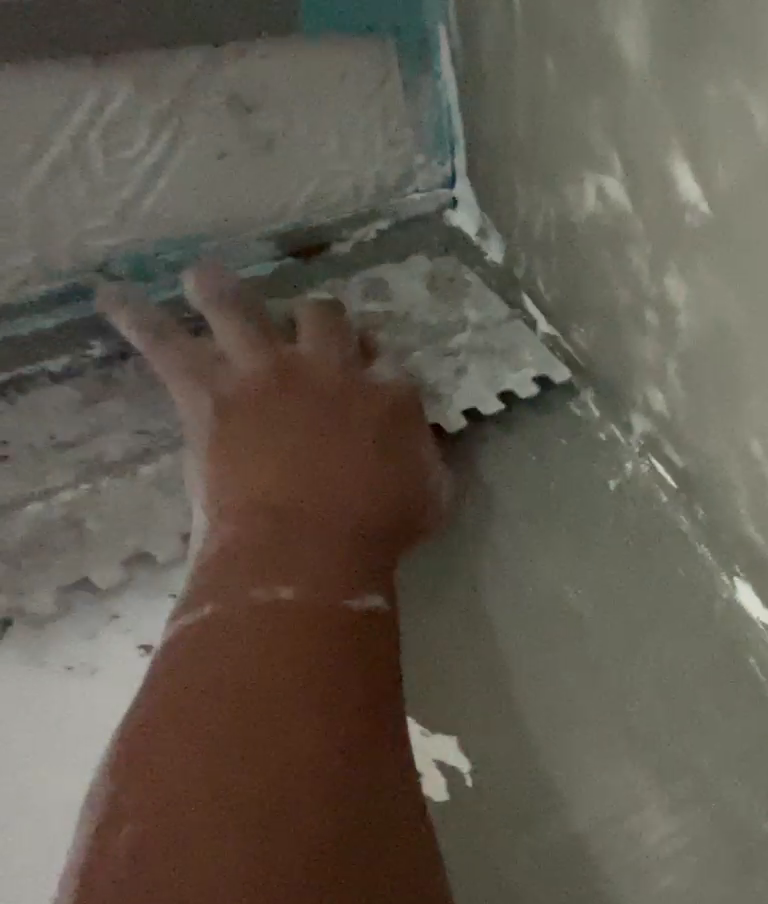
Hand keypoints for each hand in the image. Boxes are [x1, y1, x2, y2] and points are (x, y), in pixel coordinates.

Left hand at [97, 261, 448, 571]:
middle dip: (319, 316)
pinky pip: (162, 341)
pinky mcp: (210, 389)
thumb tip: (422, 441)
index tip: (374, 366)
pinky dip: (134, 317)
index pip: (390, 361)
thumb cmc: (382, 528)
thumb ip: (428, 455)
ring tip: (205, 275)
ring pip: (239, 307)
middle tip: (308, 321)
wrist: (309, 545)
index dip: (380, 360)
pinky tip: (112, 295)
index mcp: (393, 398)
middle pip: (325, 318)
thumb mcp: (434, 491)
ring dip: (221, 288)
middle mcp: (333, 370)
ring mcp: (269, 373)